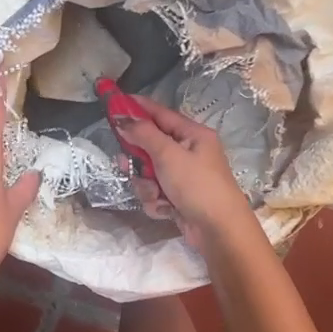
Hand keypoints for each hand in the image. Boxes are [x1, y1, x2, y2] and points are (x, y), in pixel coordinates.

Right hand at [114, 95, 256, 249]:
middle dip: (138, 159)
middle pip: (150, 146)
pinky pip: (155, 192)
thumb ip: (143, 134)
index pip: (160, 114)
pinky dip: (156, 201)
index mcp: (193, 135)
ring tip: (157, 194)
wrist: (219, 230)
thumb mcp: (168, 155)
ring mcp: (183, 177)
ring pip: (148, 173)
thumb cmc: (197, 185)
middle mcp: (189, 153)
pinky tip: (166, 209)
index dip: (137, 107)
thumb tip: (122, 118)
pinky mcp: (178, 198)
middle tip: (125, 163)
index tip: (114, 101)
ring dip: (147, 185)